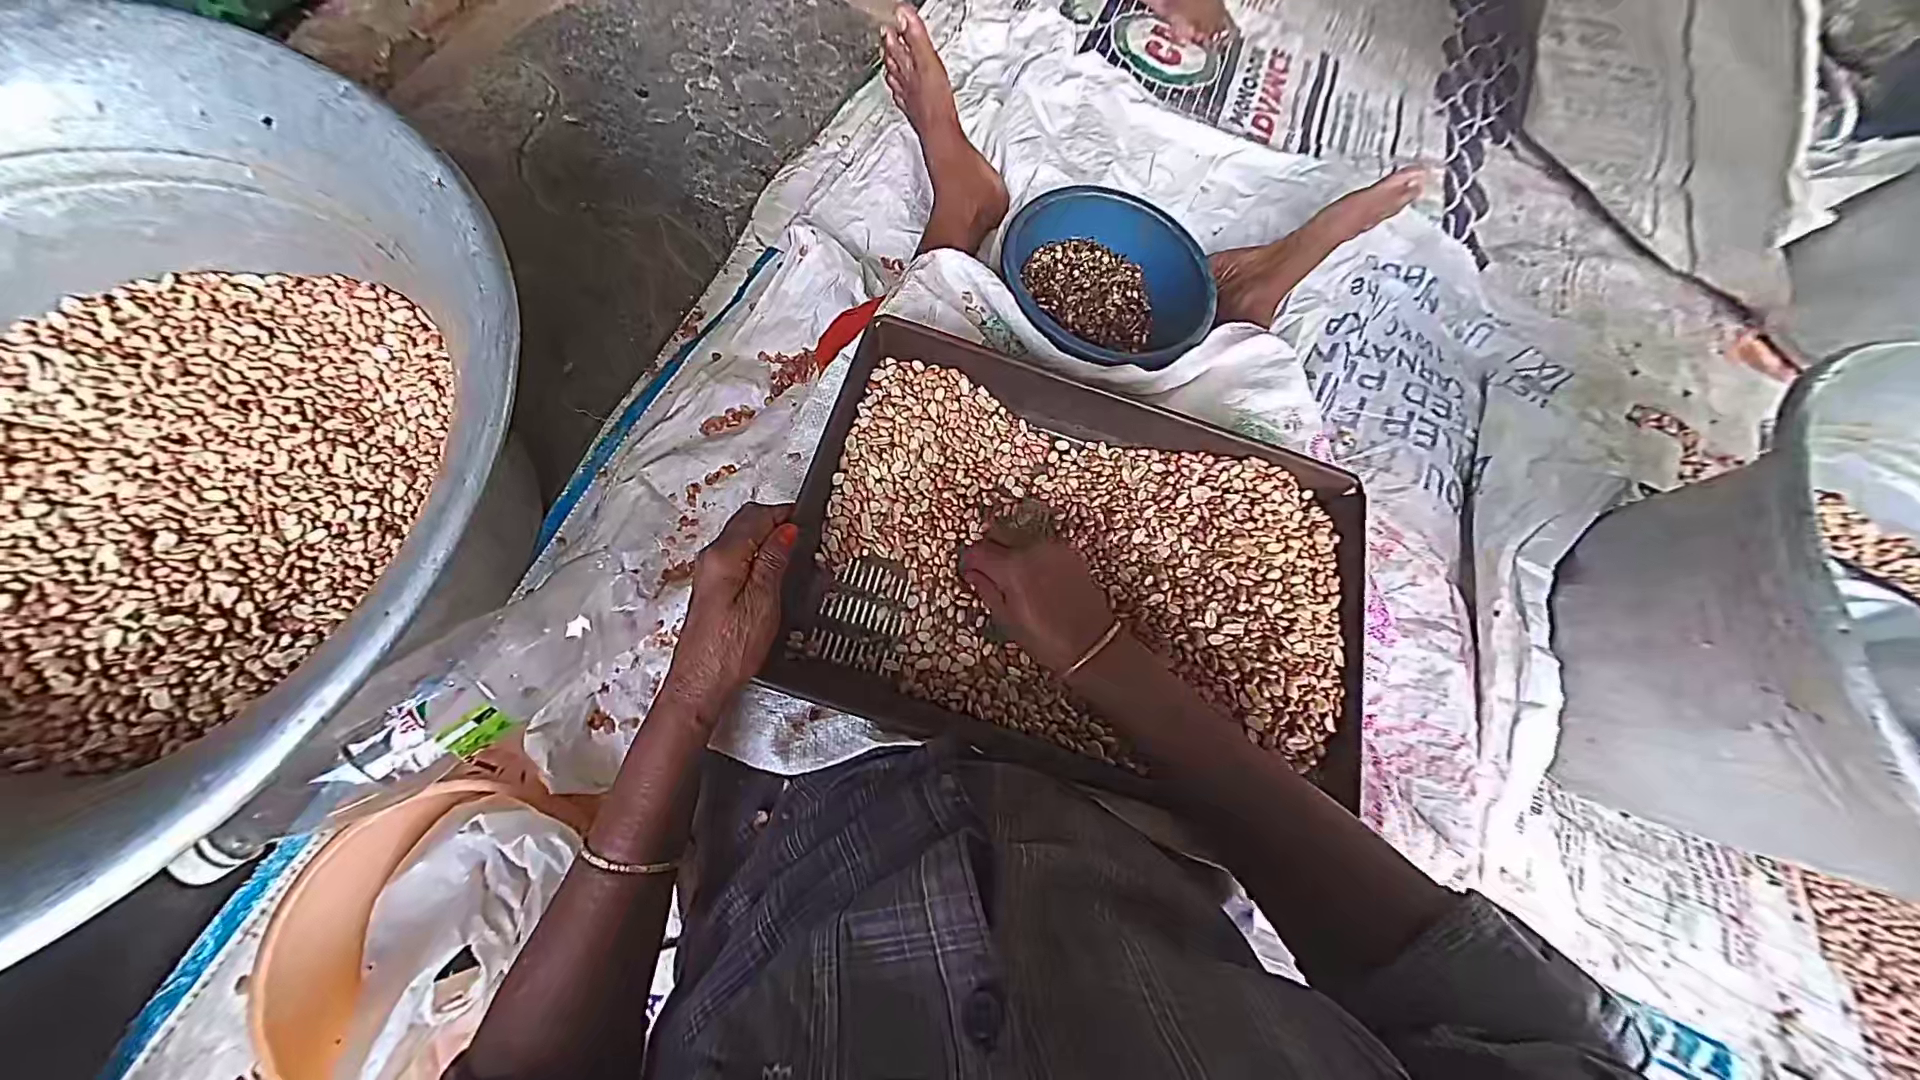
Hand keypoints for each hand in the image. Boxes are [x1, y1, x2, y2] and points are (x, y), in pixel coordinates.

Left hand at [660, 502, 798, 726]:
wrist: (701, 684)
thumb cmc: (730, 649)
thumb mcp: (763, 600)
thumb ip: (774, 561)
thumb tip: (786, 531)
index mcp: (724, 556)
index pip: (756, 516)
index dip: (785, 514)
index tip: (808, 518)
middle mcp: (712, 559)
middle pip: (746, 522)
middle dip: (776, 520)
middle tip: (806, 531)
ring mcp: (710, 574)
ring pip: (742, 538)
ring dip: (768, 537)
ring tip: (795, 549)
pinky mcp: (713, 589)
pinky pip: (738, 557)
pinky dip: (759, 554)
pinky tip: (775, 569)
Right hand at [959, 536, 1116, 673]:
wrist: (1091, 643)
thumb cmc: (1047, 639)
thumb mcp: (1007, 619)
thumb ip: (987, 590)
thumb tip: (973, 574)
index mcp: (1013, 568)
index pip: (978, 551)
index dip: (969, 561)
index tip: (968, 571)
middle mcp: (1032, 550)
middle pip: (998, 534)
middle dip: (988, 550)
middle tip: (985, 571)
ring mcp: (1052, 549)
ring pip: (1019, 538)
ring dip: (1009, 551)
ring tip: (1011, 578)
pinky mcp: (1068, 553)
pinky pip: (1039, 545)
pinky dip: (1030, 554)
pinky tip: (1032, 577)